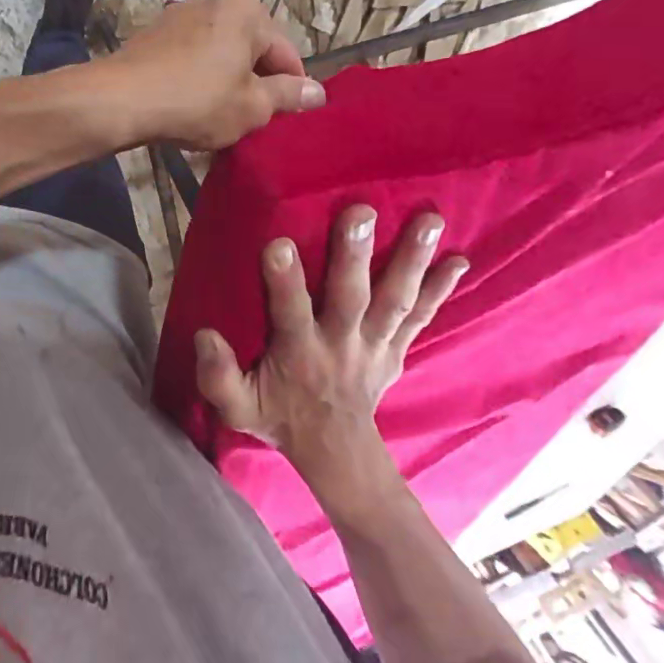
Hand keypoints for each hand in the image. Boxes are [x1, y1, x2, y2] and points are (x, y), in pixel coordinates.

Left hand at [106, 0, 324, 148]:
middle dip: (256, 82)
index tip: (287, 119)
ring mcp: (182, 12)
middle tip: (251, 119)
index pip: (285, 53)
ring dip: (226, 80)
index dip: (292, 89)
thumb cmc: (196, 101)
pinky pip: (192, 54)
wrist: (120, 99)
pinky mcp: (156, 31)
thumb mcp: (251, 106)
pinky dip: (199, 76)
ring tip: (220, 114)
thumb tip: (318, 92)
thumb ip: (288, 96)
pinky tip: (191, 103)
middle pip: (252, 48)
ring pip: (221, 52)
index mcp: (247, 10)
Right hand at [194, 206, 468, 502]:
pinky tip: (458, 261)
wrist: (335, 450)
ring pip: (393, 300)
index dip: (284, 282)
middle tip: (360, 212)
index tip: (281, 244)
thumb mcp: (237, 407)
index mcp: (298, 352)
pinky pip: (419, 317)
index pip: (289, 313)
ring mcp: (373, 345)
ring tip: (429, 221)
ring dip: (411, 261)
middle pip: (349, 298)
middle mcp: (339, 344)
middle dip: (354, 256)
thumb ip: (218, 375)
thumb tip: (205, 336)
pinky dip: (439, 290)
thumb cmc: (279, 416)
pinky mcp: (394, 348)